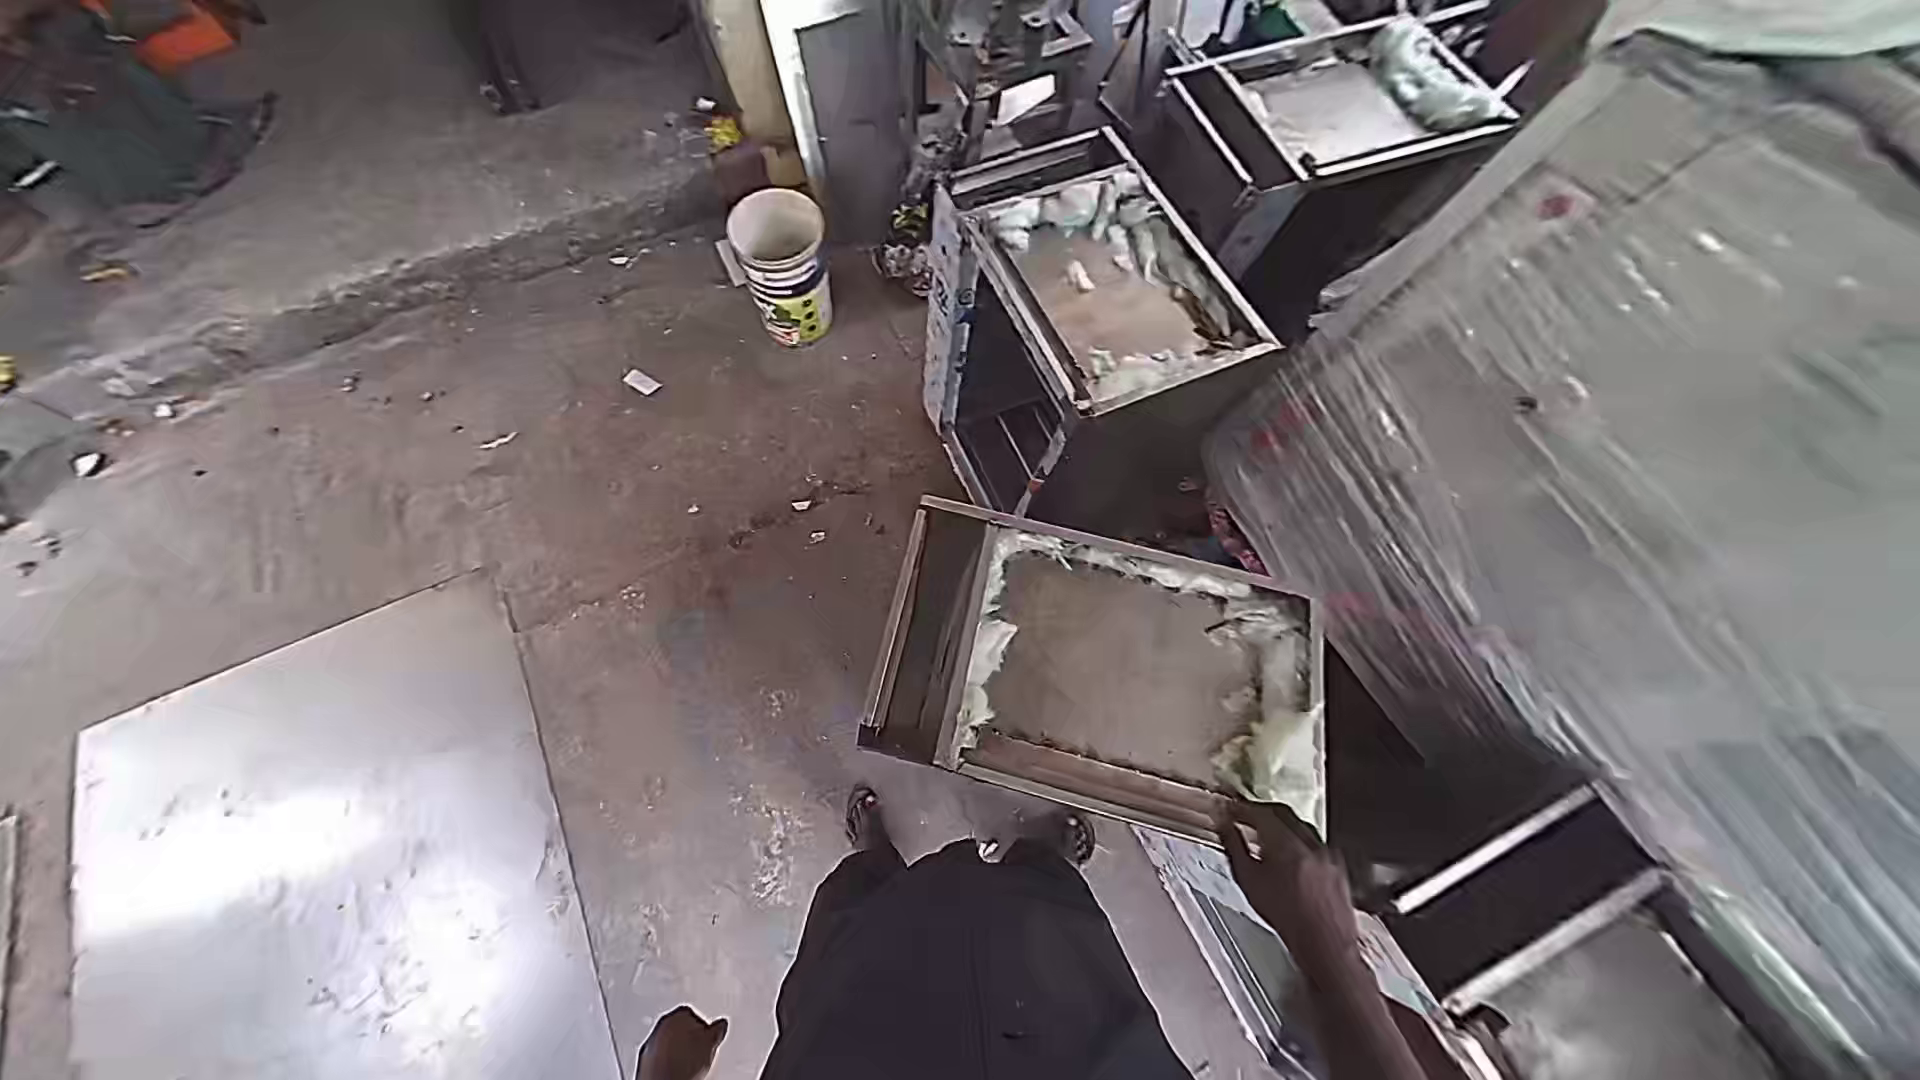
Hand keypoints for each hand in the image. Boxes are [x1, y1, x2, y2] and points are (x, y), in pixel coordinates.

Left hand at [636, 1005, 727, 1079]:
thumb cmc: (685, 1063)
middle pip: (678, 1028)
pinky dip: (665, 1064)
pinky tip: (675, 1072)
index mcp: (679, 1013)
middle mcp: (661, 1026)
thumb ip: (718, 1028)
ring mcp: (649, 1046)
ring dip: (676, 1051)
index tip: (706, 1037)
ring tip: (687, 1064)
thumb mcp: (713, 1041)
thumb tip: (721, 1025)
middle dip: (687, 1038)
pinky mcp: (642, 1066)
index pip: (693, 1014)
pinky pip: (657, 1060)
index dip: (702, 1027)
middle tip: (697, 1050)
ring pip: (666, 1044)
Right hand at [1215, 800, 1356, 967]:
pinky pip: (1314, 841)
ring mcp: (1327, 854)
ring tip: (1265, 833)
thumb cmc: (1288, 919)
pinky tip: (1289, 851)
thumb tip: (1225, 826)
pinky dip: (1297, 838)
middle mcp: (1309, 844)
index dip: (1241, 807)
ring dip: (1280, 823)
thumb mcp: (1248, 881)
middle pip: (1281, 812)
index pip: (1259, 812)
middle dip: (1260, 811)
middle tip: (1245, 815)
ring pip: (1299, 825)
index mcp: (1285, 844)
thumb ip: (1234, 847)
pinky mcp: (1338, 865)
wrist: (1324, 947)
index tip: (1230, 808)